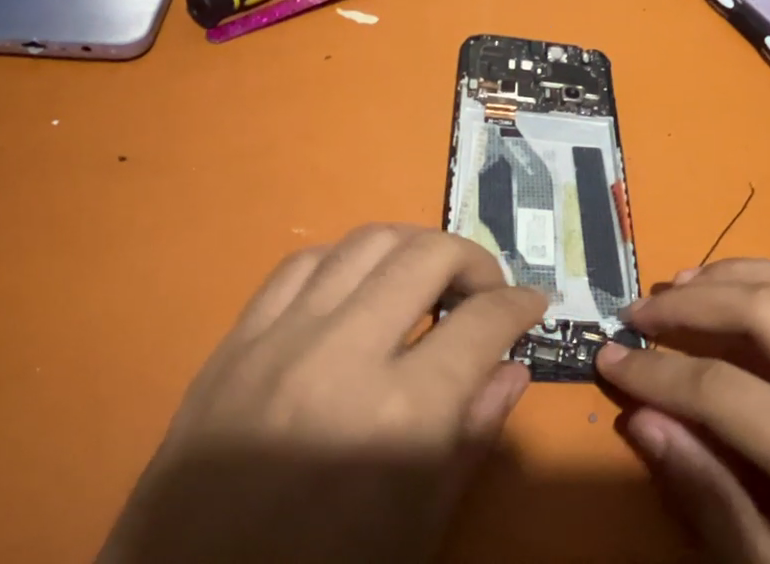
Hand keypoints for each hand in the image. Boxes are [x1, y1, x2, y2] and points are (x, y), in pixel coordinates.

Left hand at [98, 224, 547, 563]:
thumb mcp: (417, 526)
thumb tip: (514, 368)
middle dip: (474, 261)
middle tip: (483, 293)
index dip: (520, 305)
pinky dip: (346, 261)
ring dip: (414, 249)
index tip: (533, 306)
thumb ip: (473, 436)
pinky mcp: (236, 341)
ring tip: (427, 281)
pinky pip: (301, 264)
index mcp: (402, 414)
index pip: (483, 321)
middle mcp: (344, 354)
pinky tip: (357, 289)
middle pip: (428, 255)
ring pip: (365, 242)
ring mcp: (282, 339)